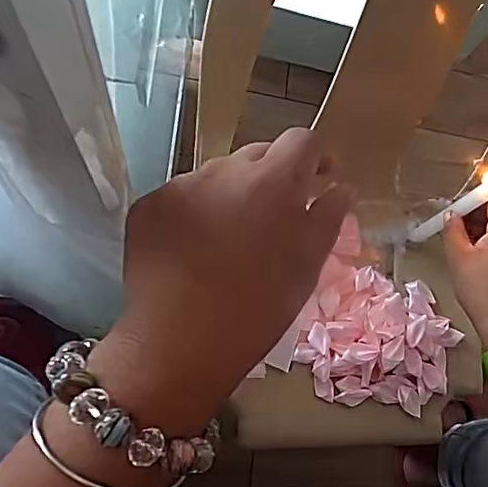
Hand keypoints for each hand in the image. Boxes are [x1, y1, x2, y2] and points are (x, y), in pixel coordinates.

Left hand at [91, 128, 351, 434]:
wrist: (177, 344)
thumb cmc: (256, 310)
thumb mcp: (306, 267)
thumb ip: (328, 218)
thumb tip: (339, 188)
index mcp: (271, 181)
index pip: (303, 141)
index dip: (317, 157)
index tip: (320, 179)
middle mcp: (223, 170)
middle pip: (258, 155)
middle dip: (273, 178)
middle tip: (276, 218)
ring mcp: (180, 185)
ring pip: (218, 176)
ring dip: (232, 196)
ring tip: (231, 242)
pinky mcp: (148, 206)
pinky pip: (182, 197)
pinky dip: (196, 213)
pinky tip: (195, 252)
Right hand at [441, 187, 487, 367]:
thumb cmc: (483, 291)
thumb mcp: (458, 256)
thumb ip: (452, 228)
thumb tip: (451, 214)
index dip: (473, 197)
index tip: (454, 207)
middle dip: (475, 215)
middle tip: (452, 229)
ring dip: (481, 231)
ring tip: (461, 247)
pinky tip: (474, 258)